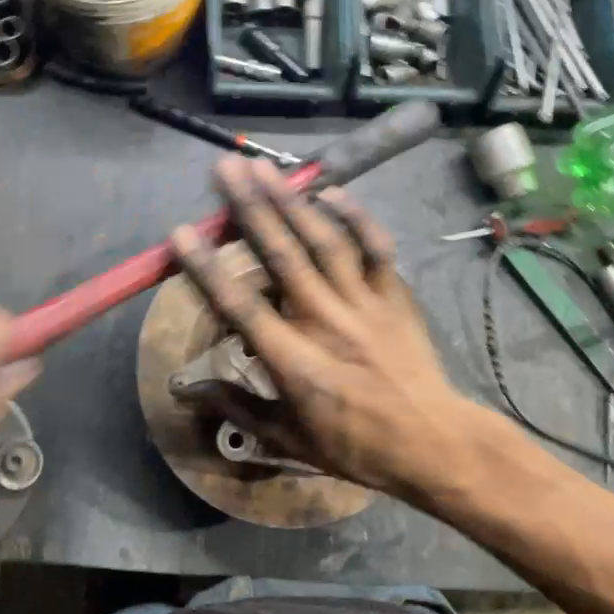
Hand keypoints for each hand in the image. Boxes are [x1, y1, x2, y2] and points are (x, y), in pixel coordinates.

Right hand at [170, 158, 485, 494]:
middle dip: (250, 209)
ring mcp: (363, 303)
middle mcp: (325, 320)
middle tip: (225, 169)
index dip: (207, 268)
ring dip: (292, 202)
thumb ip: (236, 407)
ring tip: (265, 168)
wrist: (431, 442)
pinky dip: (356, 218)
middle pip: (282, 256)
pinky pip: (375, 248)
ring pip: (324, 242)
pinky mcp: (394, 295)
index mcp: (293, 359)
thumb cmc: (354, 445)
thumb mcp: (288, 438)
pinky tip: (330, 192)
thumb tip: (186, 389)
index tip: (181, 232)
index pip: (240, 305)